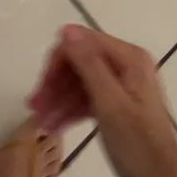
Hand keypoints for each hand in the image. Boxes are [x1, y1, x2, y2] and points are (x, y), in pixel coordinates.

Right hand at [29, 25, 176, 176]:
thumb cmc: (139, 146)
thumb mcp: (111, 104)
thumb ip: (89, 64)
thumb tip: (67, 30)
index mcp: (129, 58)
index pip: (83, 43)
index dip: (59, 60)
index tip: (42, 86)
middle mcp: (127, 65)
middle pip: (81, 61)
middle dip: (57, 83)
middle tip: (37, 106)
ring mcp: (124, 85)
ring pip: (82, 81)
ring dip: (60, 99)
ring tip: (42, 120)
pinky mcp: (120, 104)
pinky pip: (89, 98)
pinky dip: (72, 109)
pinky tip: (55, 124)